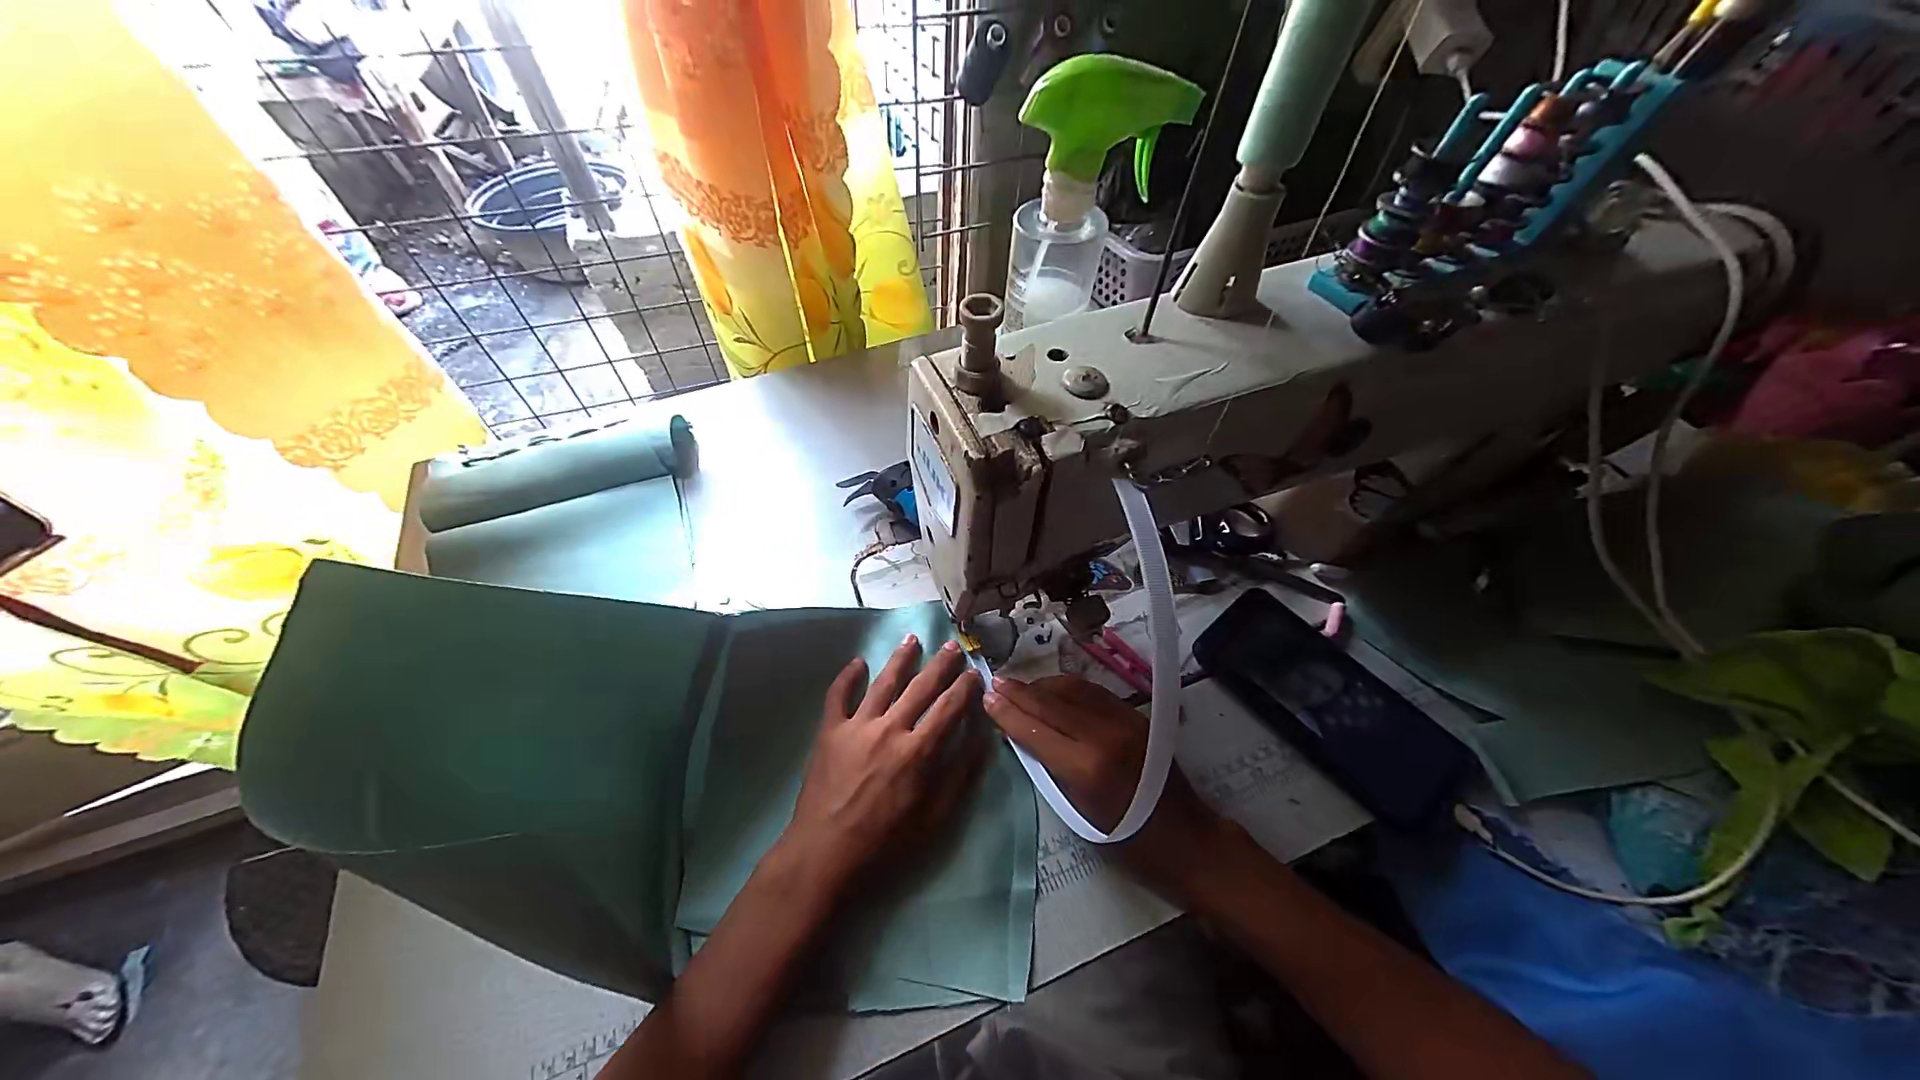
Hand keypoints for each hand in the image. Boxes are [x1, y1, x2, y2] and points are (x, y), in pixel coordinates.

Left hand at [781, 636, 986, 892]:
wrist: (826, 851)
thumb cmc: (885, 840)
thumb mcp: (934, 817)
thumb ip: (959, 775)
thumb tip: (982, 740)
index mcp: (918, 750)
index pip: (949, 708)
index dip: (964, 688)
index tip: (974, 673)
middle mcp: (890, 729)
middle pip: (920, 687)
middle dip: (940, 665)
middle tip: (952, 645)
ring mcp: (856, 726)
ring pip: (883, 683)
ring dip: (900, 659)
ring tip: (911, 639)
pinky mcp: (829, 730)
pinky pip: (838, 695)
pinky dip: (847, 677)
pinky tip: (858, 663)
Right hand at [982, 675, 1235, 890]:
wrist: (1187, 839)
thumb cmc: (1126, 840)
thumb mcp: (1077, 812)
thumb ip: (1047, 769)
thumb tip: (1018, 736)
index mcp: (1086, 766)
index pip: (1035, 727)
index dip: (1007, 711)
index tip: (985, 697)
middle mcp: (1104, 735)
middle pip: (1051, 702)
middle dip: (1019, 692)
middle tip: (995, 684)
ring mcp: (1124, 720)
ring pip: (1072, 689)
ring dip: (1042, 686)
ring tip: (1019, 687)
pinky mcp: (1136, 715)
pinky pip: (1093, 692)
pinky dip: (1067, 689)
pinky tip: (1053, 691)